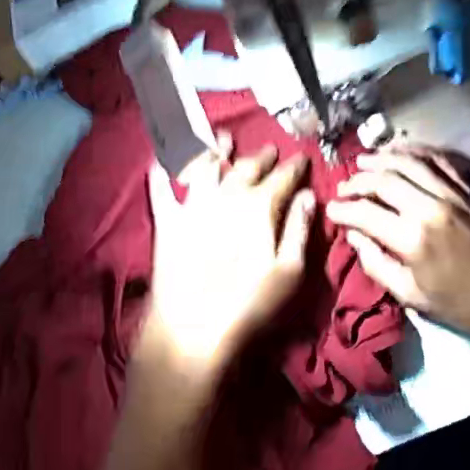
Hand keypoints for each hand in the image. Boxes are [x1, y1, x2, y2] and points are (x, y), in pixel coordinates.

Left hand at [145, 134, 313, 376]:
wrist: (192, 330)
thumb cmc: (250, 303)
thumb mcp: (290, 270)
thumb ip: (300, 228)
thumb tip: (308, 196)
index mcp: (261, 207)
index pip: (283, 177)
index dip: (295, 166)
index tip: (302, 158)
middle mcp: (227, 197)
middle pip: (247, 167)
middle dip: (262, 156)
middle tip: (271, 149)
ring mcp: (193, 206)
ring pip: (206, 166)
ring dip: (215, 150)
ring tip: (222, 139)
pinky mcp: (166, 221)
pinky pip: (161, 188)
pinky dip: (162, 170)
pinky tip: (162, 157)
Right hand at [325, 147, 469, 349]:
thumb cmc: (463, 304)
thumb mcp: (412, 296)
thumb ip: (378, 264)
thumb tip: (355, 237)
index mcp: (412, 239)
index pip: (365, 212)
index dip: (343, 210)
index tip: (331, 210)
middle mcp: (430, 207)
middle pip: (385, 179)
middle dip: (359, 180)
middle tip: (344, 186)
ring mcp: (453, 193)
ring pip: (411, 162)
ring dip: (384, 158)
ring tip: (365, 161)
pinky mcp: (469, 189)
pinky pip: (440, 161)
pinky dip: (418, 152)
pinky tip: (402, 153)